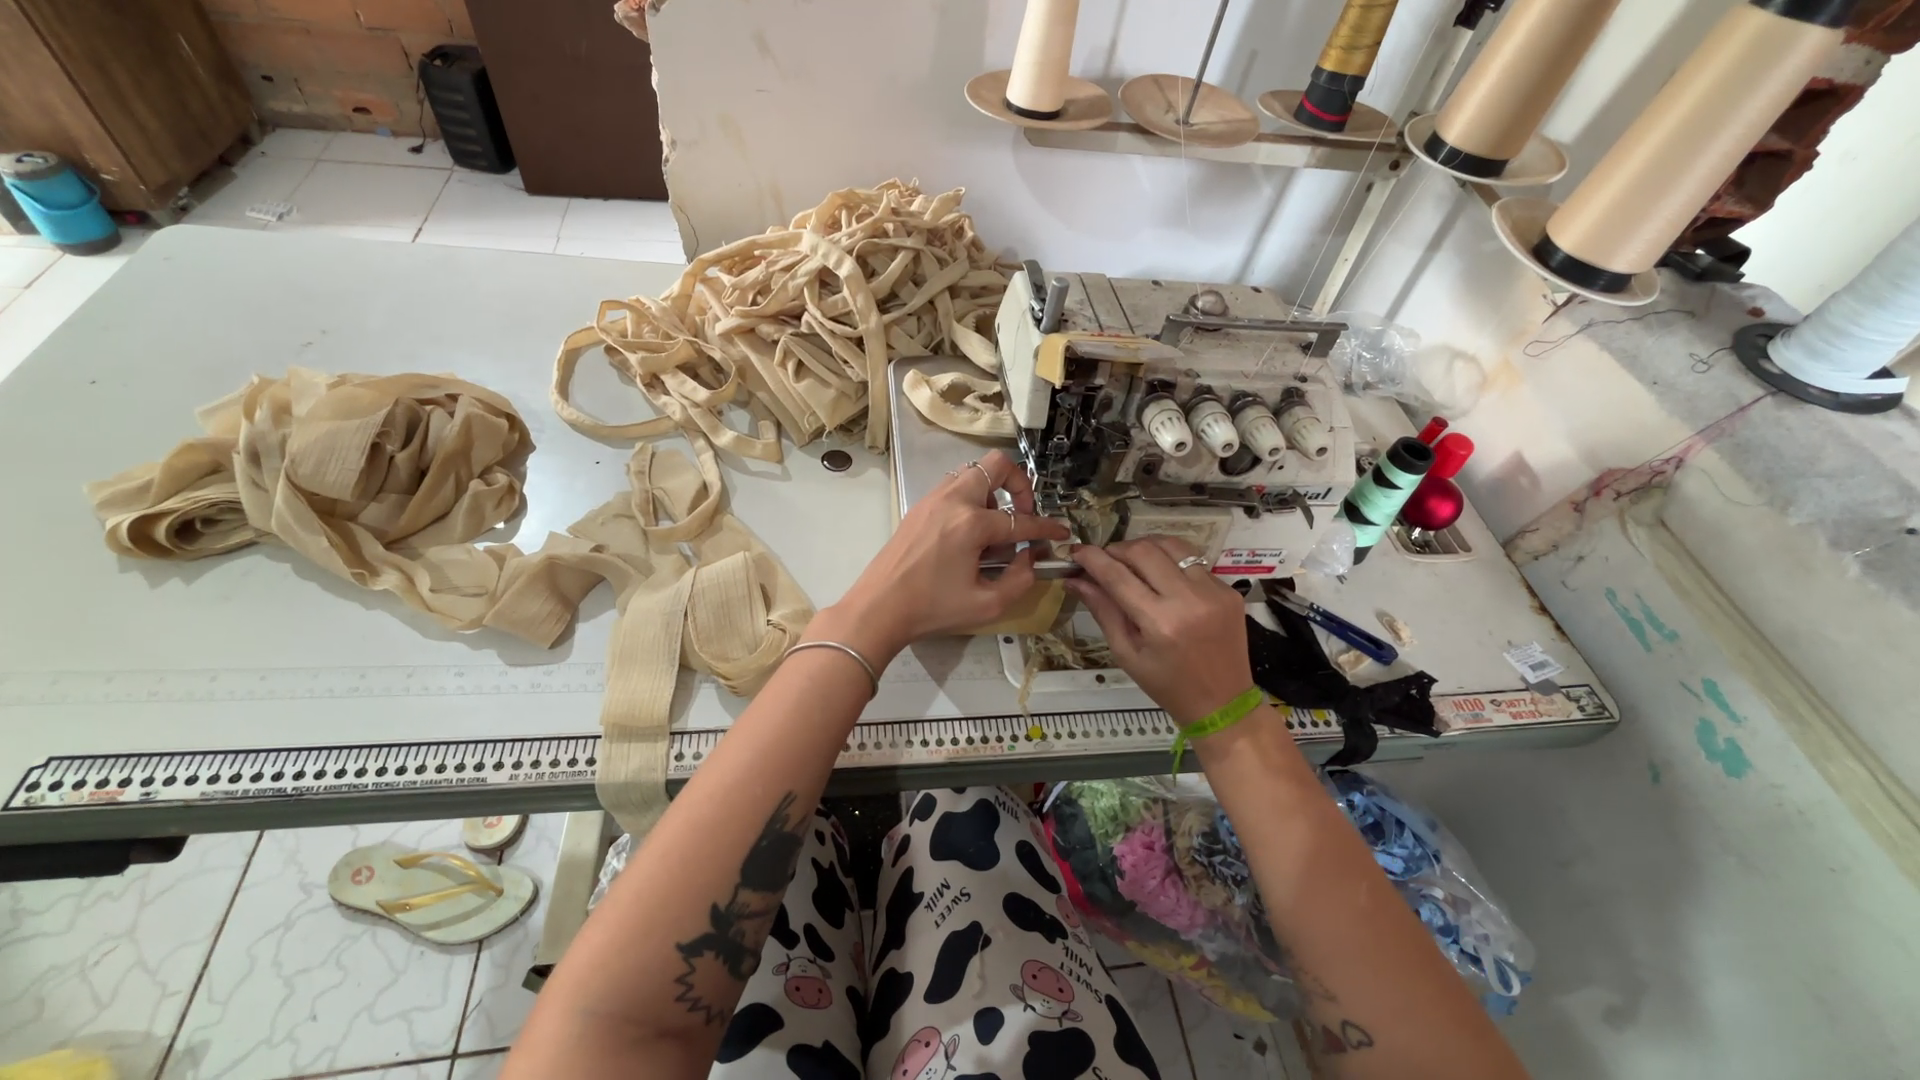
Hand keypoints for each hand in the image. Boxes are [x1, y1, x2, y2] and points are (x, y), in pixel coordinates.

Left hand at [816, 450, 1069, 664]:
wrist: (878, 609)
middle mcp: (953, 500)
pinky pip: (953, 488)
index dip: (1047, 528)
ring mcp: (932, 500)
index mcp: (971, 523)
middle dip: (1019, 485)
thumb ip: (1020, 579)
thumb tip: (1031, 557)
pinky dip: (970, 500)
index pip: (1022, 521)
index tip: (1061, 532)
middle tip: (1022, 516)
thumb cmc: (933, 609)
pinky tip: (968, 536)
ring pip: (973, 473)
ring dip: (992, 493)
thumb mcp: (988, 605)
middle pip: (997, 465)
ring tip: (992, 530)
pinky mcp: (918, 508)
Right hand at [1066, 537, 1254, 725]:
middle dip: (1117, 549)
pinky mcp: (1228, 589)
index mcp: (1160, 622)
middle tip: (1104, 560)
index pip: (1117, 576)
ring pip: (1171, 546)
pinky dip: (1171, 563)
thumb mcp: (1127, 654)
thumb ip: (1104, 611)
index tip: (1076, 551)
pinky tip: (1163, 579)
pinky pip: (1193, 561)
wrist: (1223, 702)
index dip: (1092, 558)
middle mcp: (1189, 599)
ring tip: (1132, 562)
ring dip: (1145, 548)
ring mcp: (1213, 590)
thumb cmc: (1168, 685)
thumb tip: (1075, 581)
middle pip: (1144, 550)